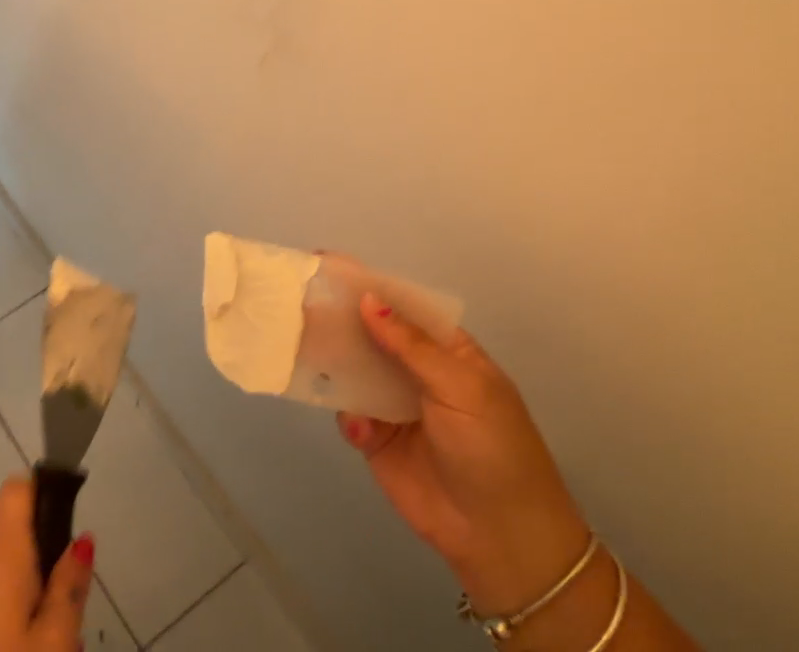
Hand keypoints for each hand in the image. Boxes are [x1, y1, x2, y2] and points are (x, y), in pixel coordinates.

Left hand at [0, 477, 94, 651]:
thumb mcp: (57, 637)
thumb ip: (71, 583)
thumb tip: (83, 538)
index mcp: (1, 553)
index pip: (17, 489)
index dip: (45, 491)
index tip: (72, 514)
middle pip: (15, 529)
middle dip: (48, 551)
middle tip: (73, 594)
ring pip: (5, 564)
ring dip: (34, 581)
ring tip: (58, 629)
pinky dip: (15, 602)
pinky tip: (31, 643)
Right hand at [332, 266, 589, 616]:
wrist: (499, 535)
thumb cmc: (493, 449)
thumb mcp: (462, 388)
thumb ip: (410, 345)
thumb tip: (368, 300)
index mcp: (449, 352)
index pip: (404, 307)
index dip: (370, 286)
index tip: (328, 264)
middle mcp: (417, 372)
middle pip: (371, 335)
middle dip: (341, 320)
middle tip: (299, 300)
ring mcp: (394, 405)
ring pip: (353, 370)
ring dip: (332, 361)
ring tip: (301, 345)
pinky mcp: (375, 439)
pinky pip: (347, 412)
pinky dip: (345, 414)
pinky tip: (359, 428)